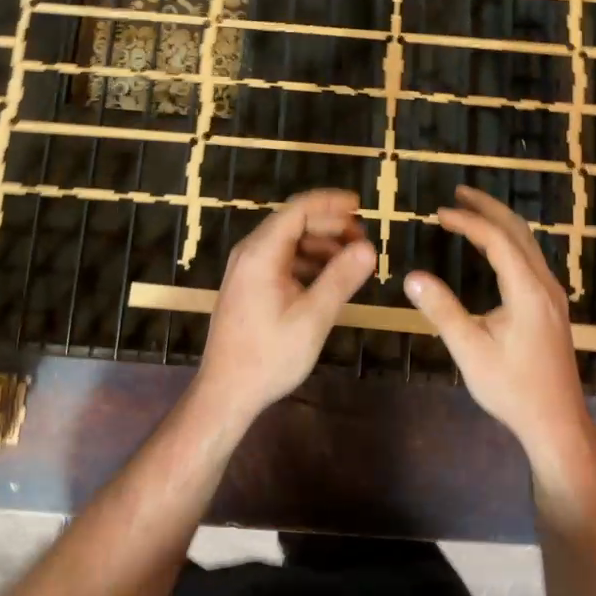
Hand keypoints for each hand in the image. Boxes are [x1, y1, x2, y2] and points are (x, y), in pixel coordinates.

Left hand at [194, 190, 376, 423]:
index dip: (331, 203)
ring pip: (288, 243)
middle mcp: (250, 253)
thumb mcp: (313, 318)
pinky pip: (281, 261)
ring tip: (352, 262)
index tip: (361, 205)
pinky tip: (328, 281)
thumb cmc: (269, 355)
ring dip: (321, 246)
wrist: (226, 392)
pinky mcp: (247, 287)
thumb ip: (341, 278)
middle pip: (293, 223)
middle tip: (364, 239)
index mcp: (262, 252)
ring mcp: (246, 270)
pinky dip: (307, 263)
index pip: (299, 209)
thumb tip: (369, 248)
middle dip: (330, 226)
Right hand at [403, 186, 595, 459]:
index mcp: (528, 290)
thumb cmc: (512, 388)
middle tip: (458, 192)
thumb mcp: (470, 350)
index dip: (468, 222)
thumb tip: (412, 276)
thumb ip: (442, 310)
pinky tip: (492, 248)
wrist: (557, 423)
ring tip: (471, 211)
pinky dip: (508, 240)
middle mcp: (545, 284)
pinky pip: (530, 258)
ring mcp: (553, 295)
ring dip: (499, 222)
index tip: (438, 212)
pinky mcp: (552, 307)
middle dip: (488, 208)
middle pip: (518, 231)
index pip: (497, 240)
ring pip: (528, 243)